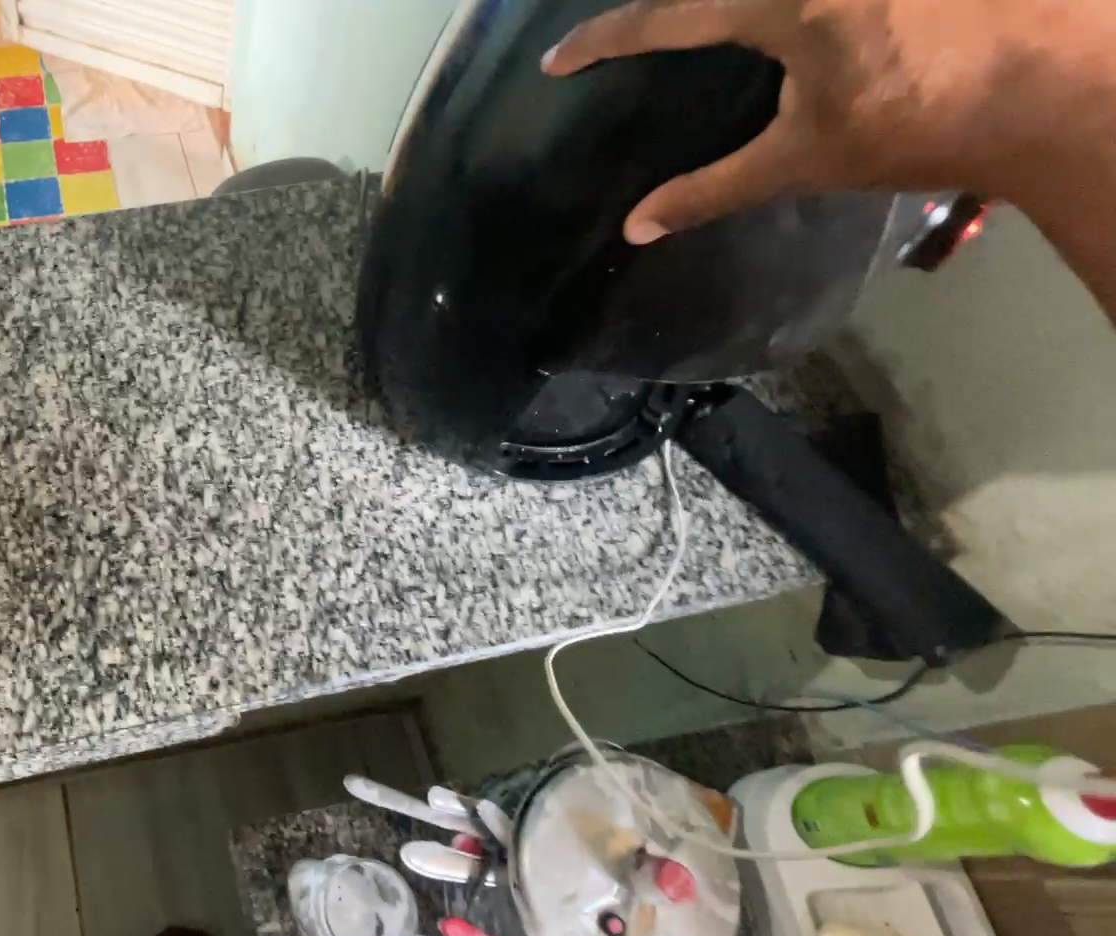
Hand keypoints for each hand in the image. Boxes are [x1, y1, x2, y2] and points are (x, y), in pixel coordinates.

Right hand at [541, 0, 1115, 243]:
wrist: (1068, 88)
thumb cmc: (921, 126)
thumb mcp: (799, 161)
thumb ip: (709, 189)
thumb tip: (634, 229)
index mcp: (788, 3)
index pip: (668, 18)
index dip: (604, 40)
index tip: (556, 59)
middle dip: (663, 5)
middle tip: (635, 26)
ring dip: (721, 0)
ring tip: (705, 19)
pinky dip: (780, 6)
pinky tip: (801, 18)